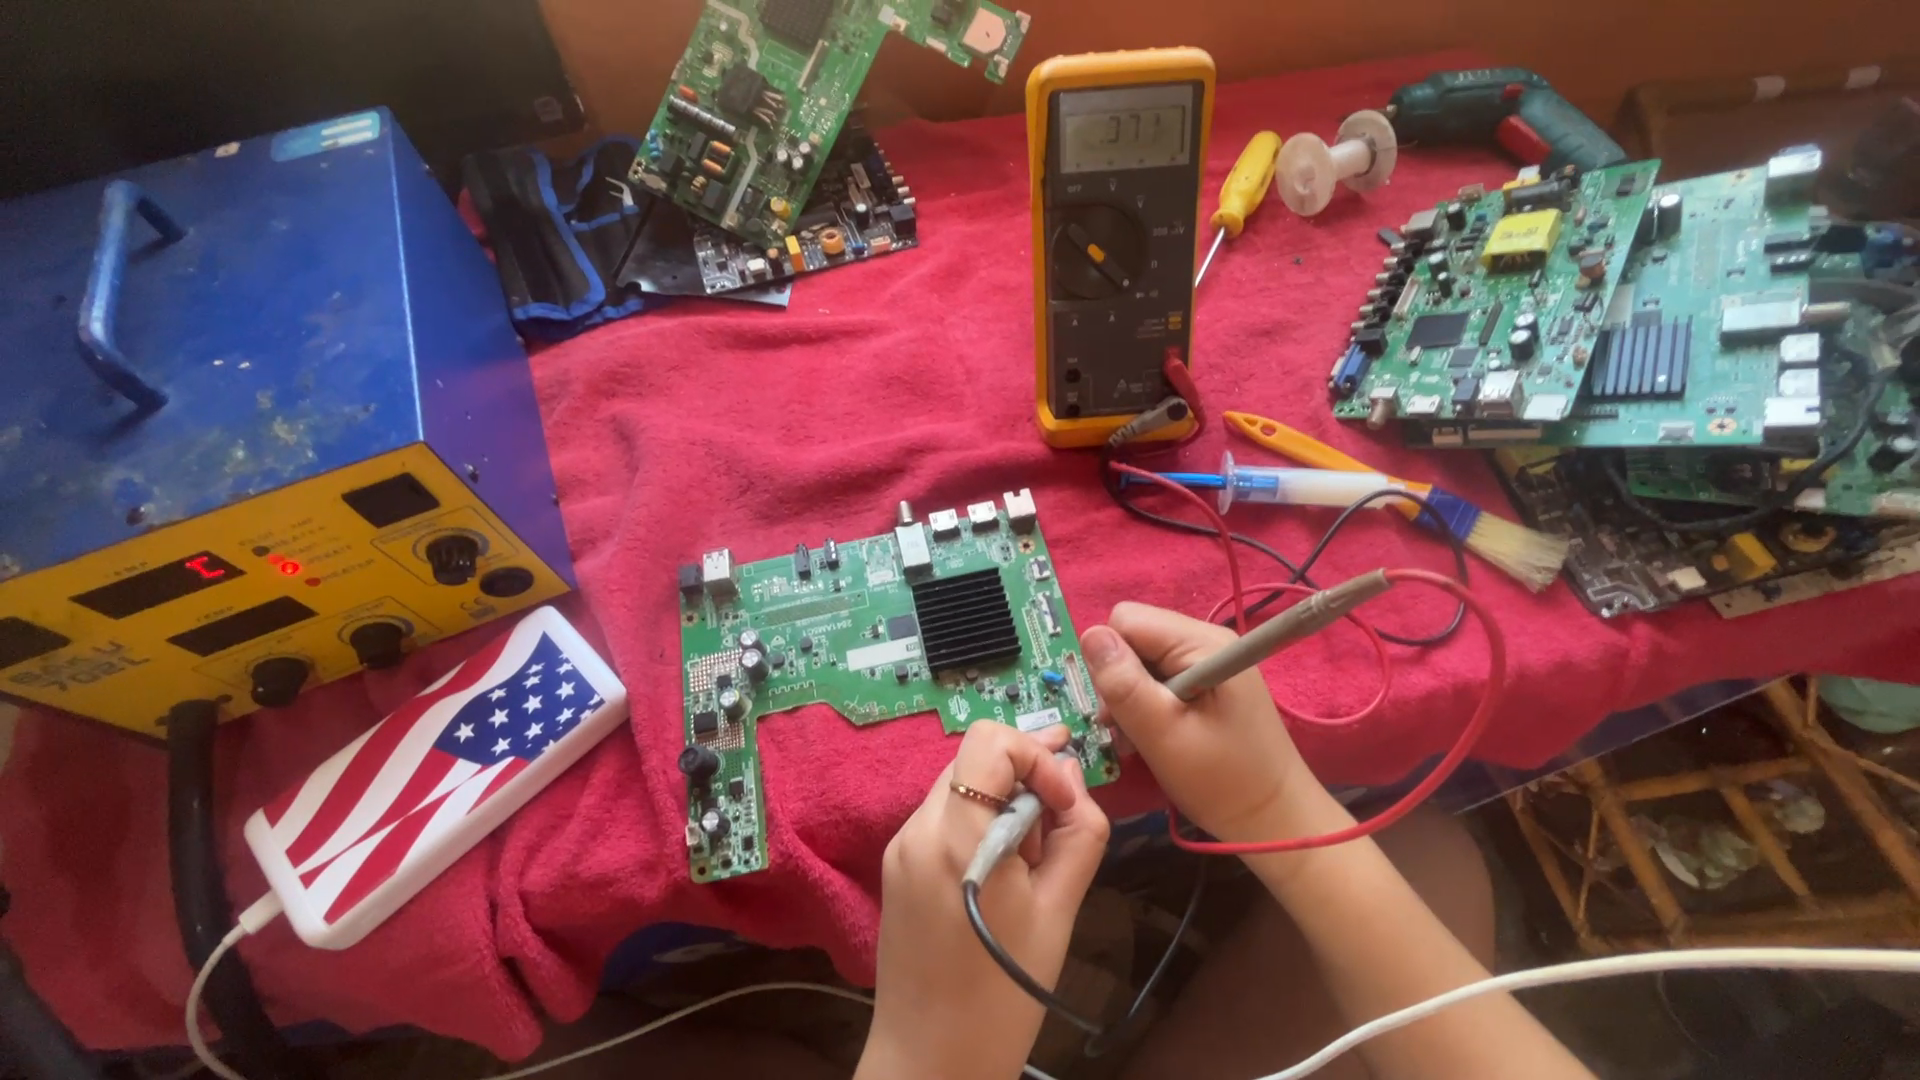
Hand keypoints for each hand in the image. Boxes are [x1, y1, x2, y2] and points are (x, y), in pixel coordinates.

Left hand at [858, 722, 1109, 1079]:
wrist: (929, 1064)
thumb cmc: (1002, 994)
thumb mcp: (1058, 911)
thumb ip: (1076, 832)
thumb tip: (1070, 776)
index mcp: (953, 834)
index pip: (988, 740)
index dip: (1034, 754)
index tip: (1061, 802)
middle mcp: (916, 827)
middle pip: (975, 762)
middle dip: (1025, 781)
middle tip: (1059, 825)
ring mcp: (900, 845)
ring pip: (962, 789)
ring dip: (1004, 805)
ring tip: (1032, 863)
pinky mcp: (896, 865)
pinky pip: (945, 819)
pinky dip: (979, 826)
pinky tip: (1002, 874)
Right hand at [1081, 602, 1335, 843]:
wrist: (1276, 820)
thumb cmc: (1222, 781)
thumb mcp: (1164, 736)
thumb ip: (1124, 685)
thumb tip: (1089, 635)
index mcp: (1201, 642)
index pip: (1126, 619)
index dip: (1110, 659)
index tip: (1116, 706)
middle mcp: (1205, 639)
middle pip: (1132, 637)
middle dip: (1118, 680)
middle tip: (1123, 729)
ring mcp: (1206, 659)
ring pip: (1140, 658)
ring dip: (1129, 697)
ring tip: (1137, 739)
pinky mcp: (1205, 681)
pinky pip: (1157, 676)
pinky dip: (1145, 704)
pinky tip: (1151, 736)